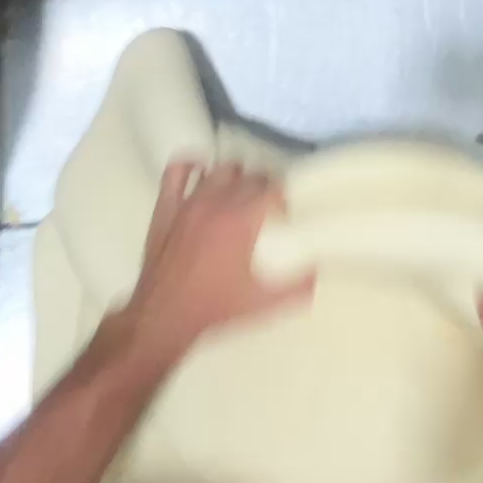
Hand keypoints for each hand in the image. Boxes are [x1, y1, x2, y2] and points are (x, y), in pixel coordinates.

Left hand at [114, 162, 314, 367]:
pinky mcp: (166, 205)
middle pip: (249, 176)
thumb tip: (319, 270)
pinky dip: (190, 165)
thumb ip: (298, 286)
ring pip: (219, 169)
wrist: (164, 316)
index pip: (272, 189)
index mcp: (242, 220)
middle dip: (262, 186)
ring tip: (238, 190)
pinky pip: (177, 170)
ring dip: (233, 175)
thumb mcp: (264, 303)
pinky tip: (200, 171)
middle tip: (266, 203)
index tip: (285, 211)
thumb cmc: (216, 308)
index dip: (283, 196)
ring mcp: (189, 200)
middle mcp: (217, 202)